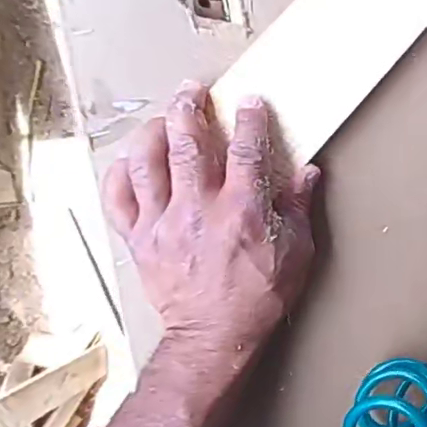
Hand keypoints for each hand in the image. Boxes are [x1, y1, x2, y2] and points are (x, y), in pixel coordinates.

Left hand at [102, 83, 319, 359]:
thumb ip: (299, 208)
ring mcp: (163, 223)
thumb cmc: (258, 299)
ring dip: (154, 130)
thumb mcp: (297, 254)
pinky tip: (129, 161)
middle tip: (193, 89)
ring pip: (147, 161)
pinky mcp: (139, 240)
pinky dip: (119, 174)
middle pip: (187, 142)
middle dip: (190, 107)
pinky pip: (118, 198)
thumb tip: (308, 174)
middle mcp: (198, 208)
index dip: (249, 119)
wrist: (214, 337)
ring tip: (163, 117)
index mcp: (241, 210)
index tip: (249, 101)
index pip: (246, 149)